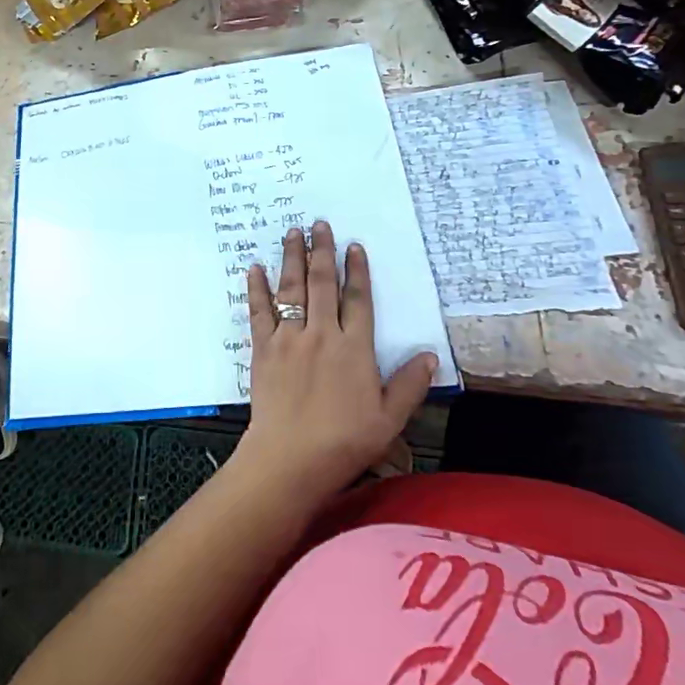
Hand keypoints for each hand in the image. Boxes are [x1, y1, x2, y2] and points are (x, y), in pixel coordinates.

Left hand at [238, 222, 437, 495]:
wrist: (290, 459)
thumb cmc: (344, 441)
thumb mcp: (389, 418)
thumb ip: (410, 384)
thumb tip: (430, 355)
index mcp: (354, 348)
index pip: (358, 299)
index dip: (357, 270)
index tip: (354, 246)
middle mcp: (322, 334)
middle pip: (323, 283)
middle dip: (322, 251)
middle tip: (319, 224)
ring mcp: (289, 339)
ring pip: (292, 289)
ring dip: (292, 258)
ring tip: (292, 233)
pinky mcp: (263, 350)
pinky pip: (259, 312)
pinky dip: (257, 288)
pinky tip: (255, 268)